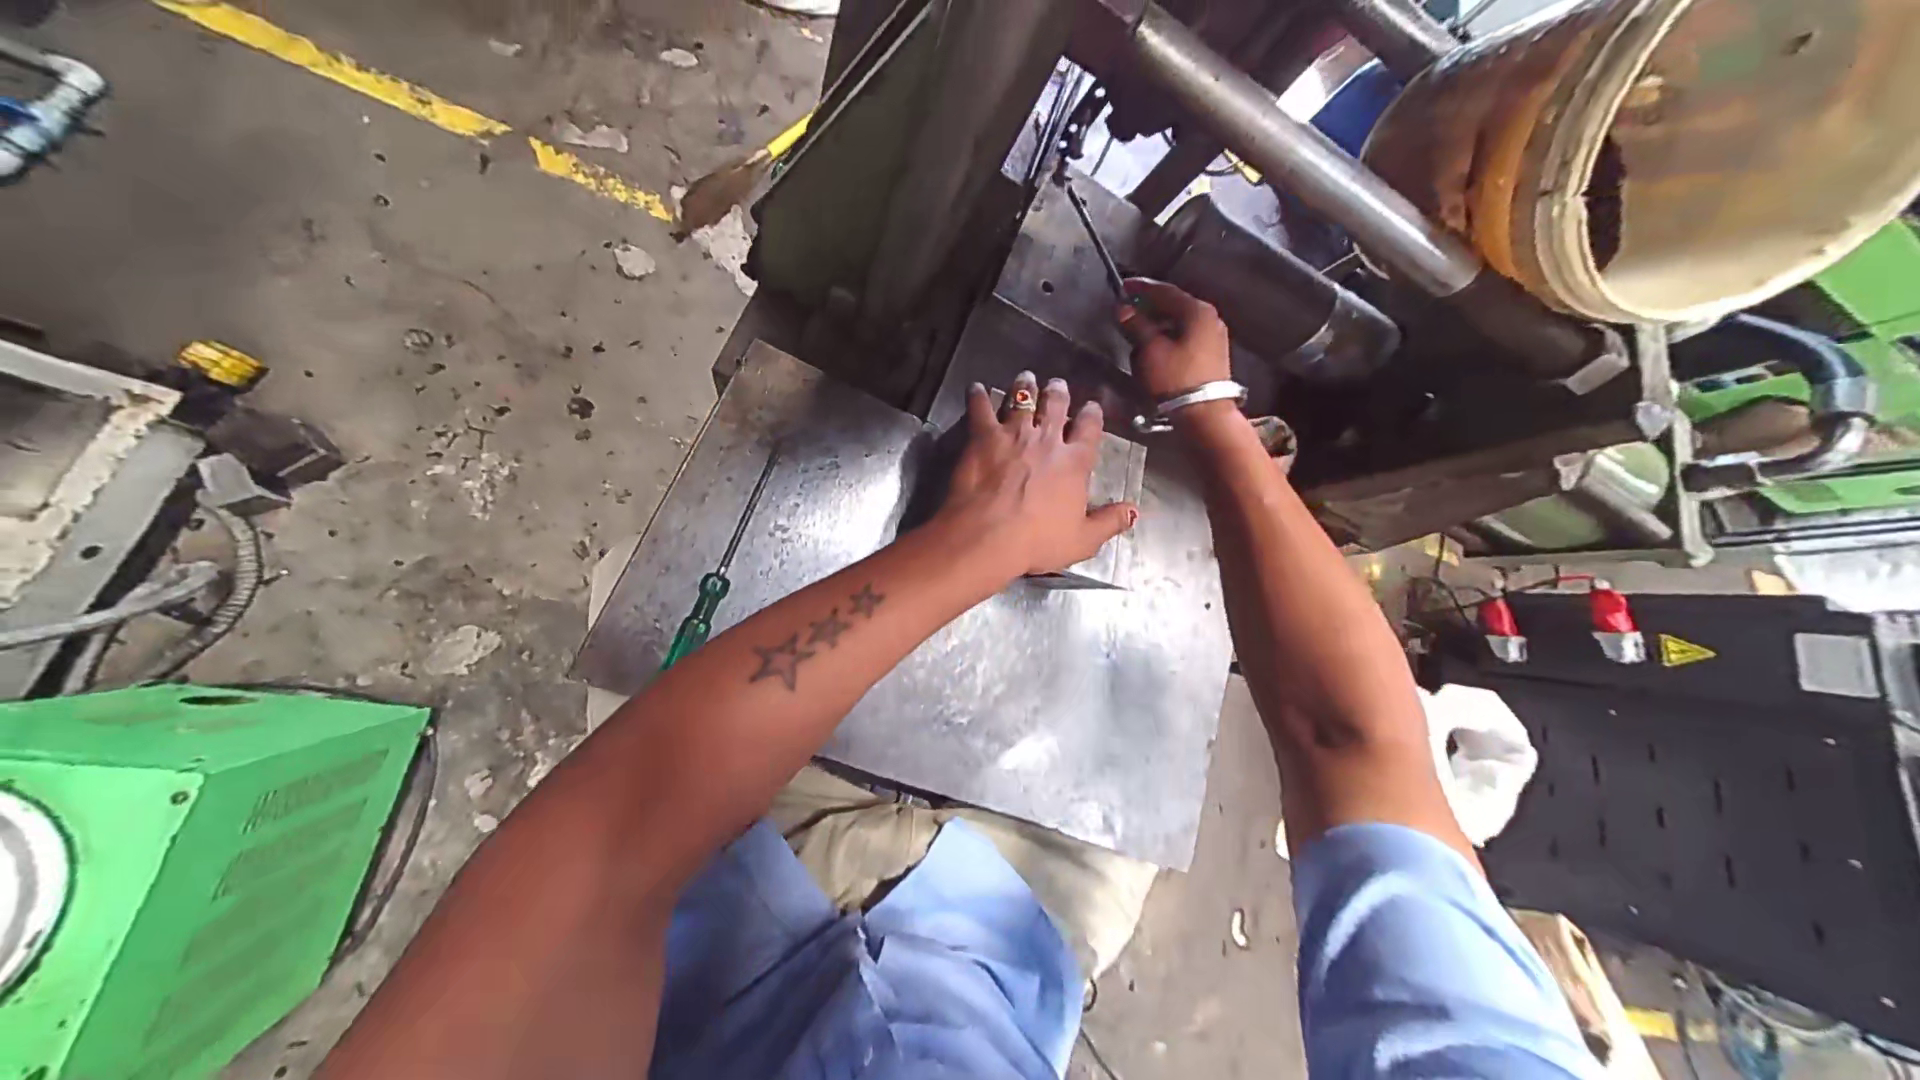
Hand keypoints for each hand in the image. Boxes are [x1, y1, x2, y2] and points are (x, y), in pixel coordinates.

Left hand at [937, 372, 1137, 577]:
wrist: (989, 535)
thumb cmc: (1037, 541)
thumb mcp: (1083, 539)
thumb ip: (1110, 521)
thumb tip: (1135, 510)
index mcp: (1075, 462)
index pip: (1090, 429)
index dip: (1092, 415)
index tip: (1092, 407)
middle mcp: (1047, 439)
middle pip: (1056, 405)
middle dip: (1058, 392)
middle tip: (1057, 384)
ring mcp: (1014, 433)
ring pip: (1022, 399)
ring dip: (1025, 386)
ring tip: (1026, 378)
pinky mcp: (982, 436)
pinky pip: (981, 409)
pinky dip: (979, 396)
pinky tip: (976, 388)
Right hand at [1116, 278, 1231, 399]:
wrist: (1205, 414)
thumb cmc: (1175, 379)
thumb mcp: (1150, 350)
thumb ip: (1136, 325)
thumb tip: (1123, 310)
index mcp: (1197, 311)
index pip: (1165, 291)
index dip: (1141, 288)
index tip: (1123, 286)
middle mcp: (1209, 318)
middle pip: (1174, 305)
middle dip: (1150, 307)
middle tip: (1128, 308)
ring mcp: (1213, 337)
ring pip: (1180, 322)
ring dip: (1158, 324)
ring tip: (1138, 331)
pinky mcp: (1212, 355)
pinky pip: (1185, 337)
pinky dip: (1168, 337)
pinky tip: (1155, 347)